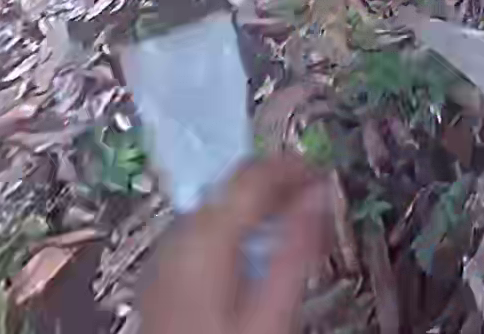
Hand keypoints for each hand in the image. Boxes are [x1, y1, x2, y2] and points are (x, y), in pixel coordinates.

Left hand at [139, 156, 330, 333]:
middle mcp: (179, 233)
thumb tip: (320, 193)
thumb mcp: (272, 316)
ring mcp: (164, 253)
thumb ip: (297, 248)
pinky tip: (255, 257)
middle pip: (233, 186)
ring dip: (257, 208)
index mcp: (205, 236)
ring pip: (218, 206)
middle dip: (276, 187)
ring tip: (293, 231)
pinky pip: (203, 232)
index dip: (291, 167)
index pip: (252, 175)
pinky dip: (233, 230)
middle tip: (315, 204)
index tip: (323, 176)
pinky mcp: (161, 275)